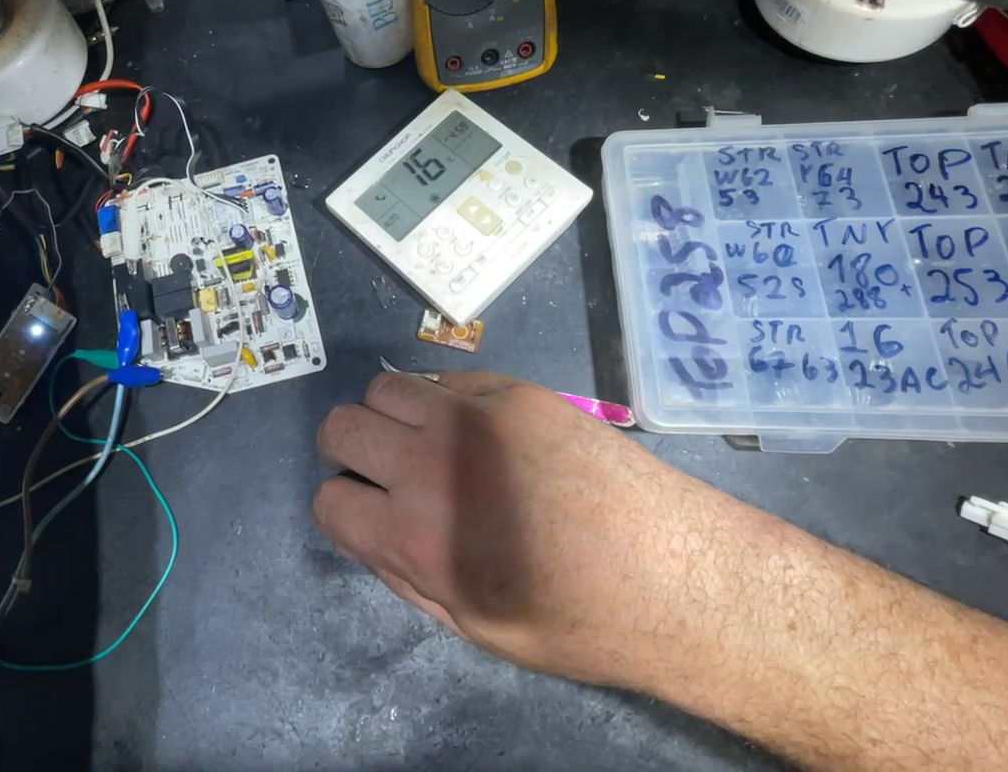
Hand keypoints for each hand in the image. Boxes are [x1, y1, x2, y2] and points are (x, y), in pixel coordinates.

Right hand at [313, 371, 749, 690]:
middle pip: (341, 427)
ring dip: (391, 416)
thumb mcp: (476, 629)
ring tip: (429, 440)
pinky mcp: (515, 390)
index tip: (369, 513)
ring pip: (385, 387)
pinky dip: (445, 402)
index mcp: (415, 539)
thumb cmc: (576, 621)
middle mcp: (430, 466)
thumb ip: (404, 575)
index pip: (329, 501)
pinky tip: (482, 431)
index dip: (344, 510)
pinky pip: (448, 378)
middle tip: (386, 471)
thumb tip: (365, 529)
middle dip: (350, 452)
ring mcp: (473, 416)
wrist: (677, 576)